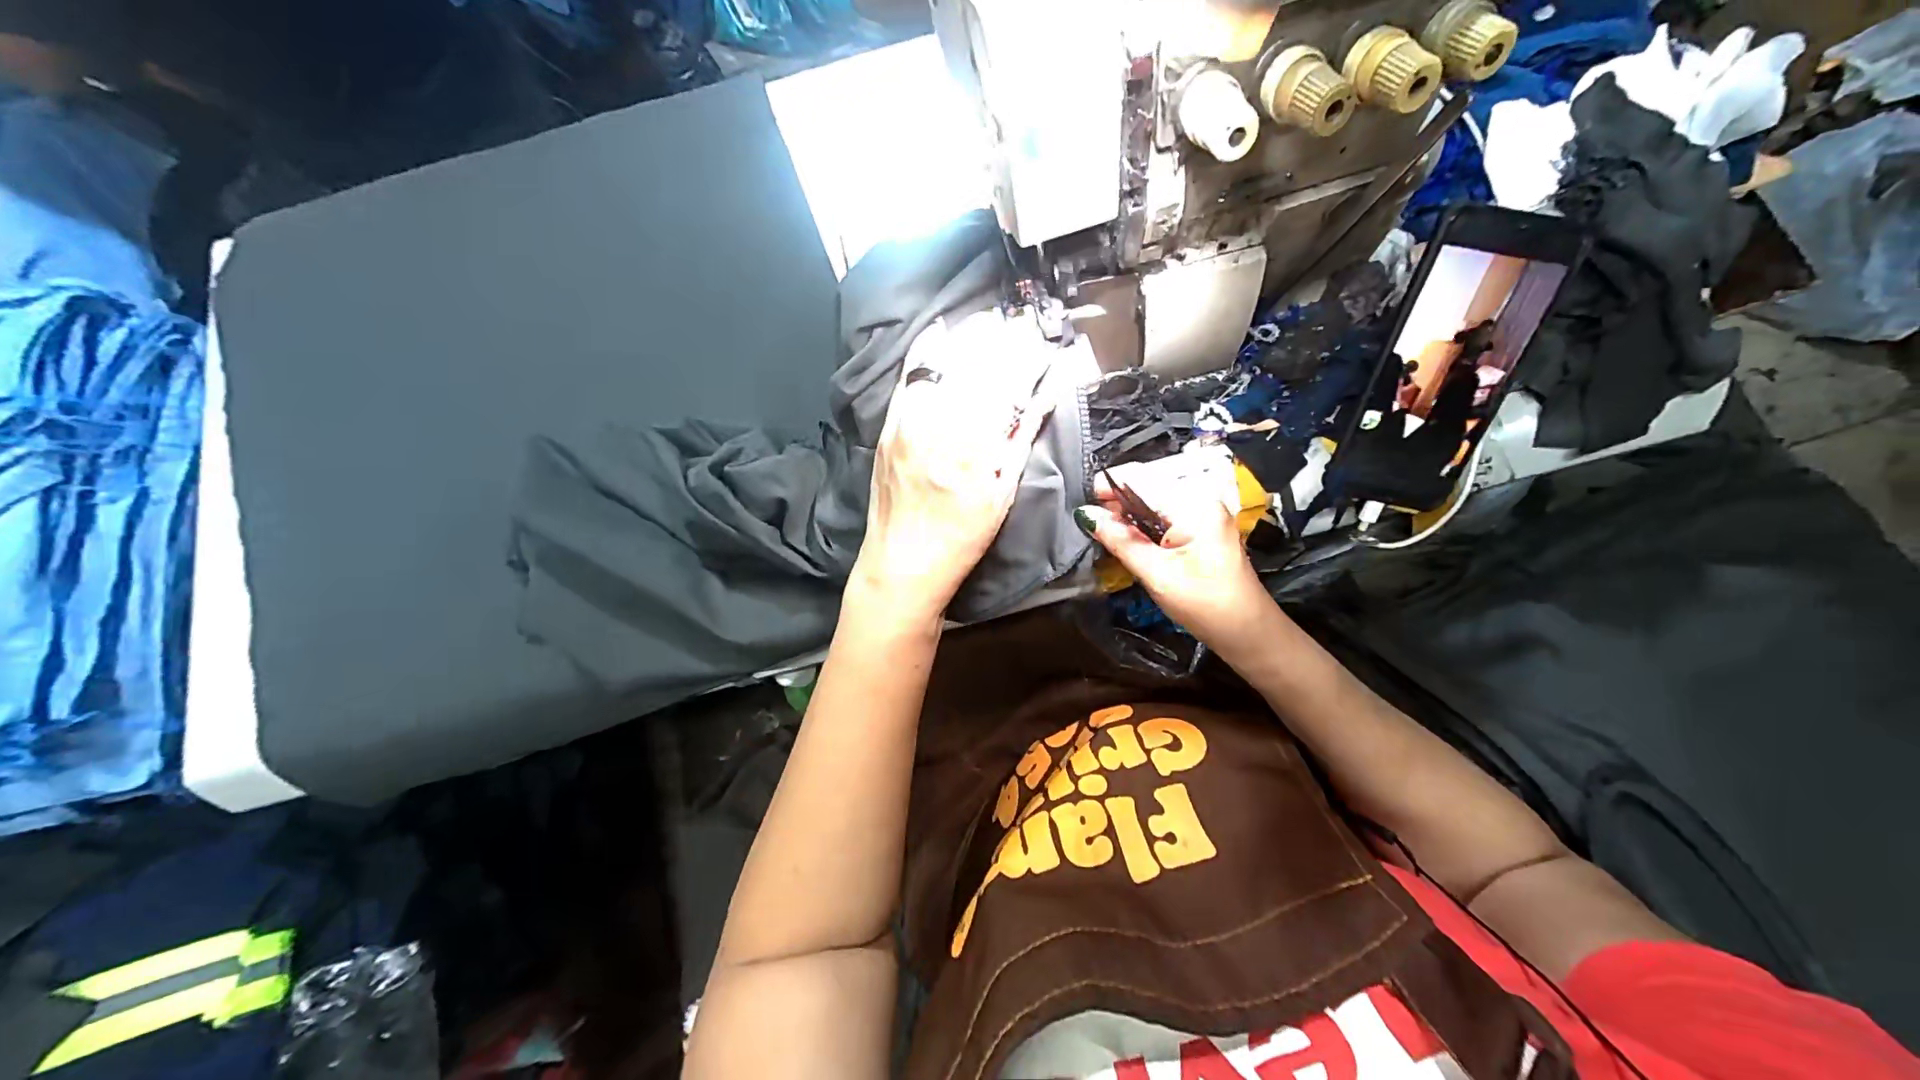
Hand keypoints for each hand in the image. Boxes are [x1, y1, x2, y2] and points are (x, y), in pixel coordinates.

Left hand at [852, 311, 1054, 624]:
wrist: (901, 564)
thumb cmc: (960, 538)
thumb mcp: (1002, 492)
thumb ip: (1022, 437)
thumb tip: (1045, 393)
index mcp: (971, 448)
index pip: (1004, 383)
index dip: (1025, 356)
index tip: (1040, 343)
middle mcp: (936, 428)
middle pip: (972, 365)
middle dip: (999, 340)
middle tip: (1017, 329)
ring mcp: (906, 423)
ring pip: (940, 362)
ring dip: (967, 341)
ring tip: (986, 329)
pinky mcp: (887, 426)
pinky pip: (909, 375)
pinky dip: (928, 352)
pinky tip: (942, 336)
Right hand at [1078, 465, 1280, 659]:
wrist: (1248, 632)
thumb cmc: (1205, 604)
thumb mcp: (1156, 574)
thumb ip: (1121, 541)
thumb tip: (1088, 516)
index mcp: (1195, 505)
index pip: (1144, 480)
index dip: (1111, 485)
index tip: (1085, 502)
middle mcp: (1202, 501)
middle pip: (1150, 487)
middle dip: (1119, 500)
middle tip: (1092, 520)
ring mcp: (1205, 514)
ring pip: (1156, 501)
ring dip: (1130, 513)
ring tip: (1106, 528)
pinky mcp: (1203, 528)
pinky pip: (1167, 515)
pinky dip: (1146, 523)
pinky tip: (1131, 536)